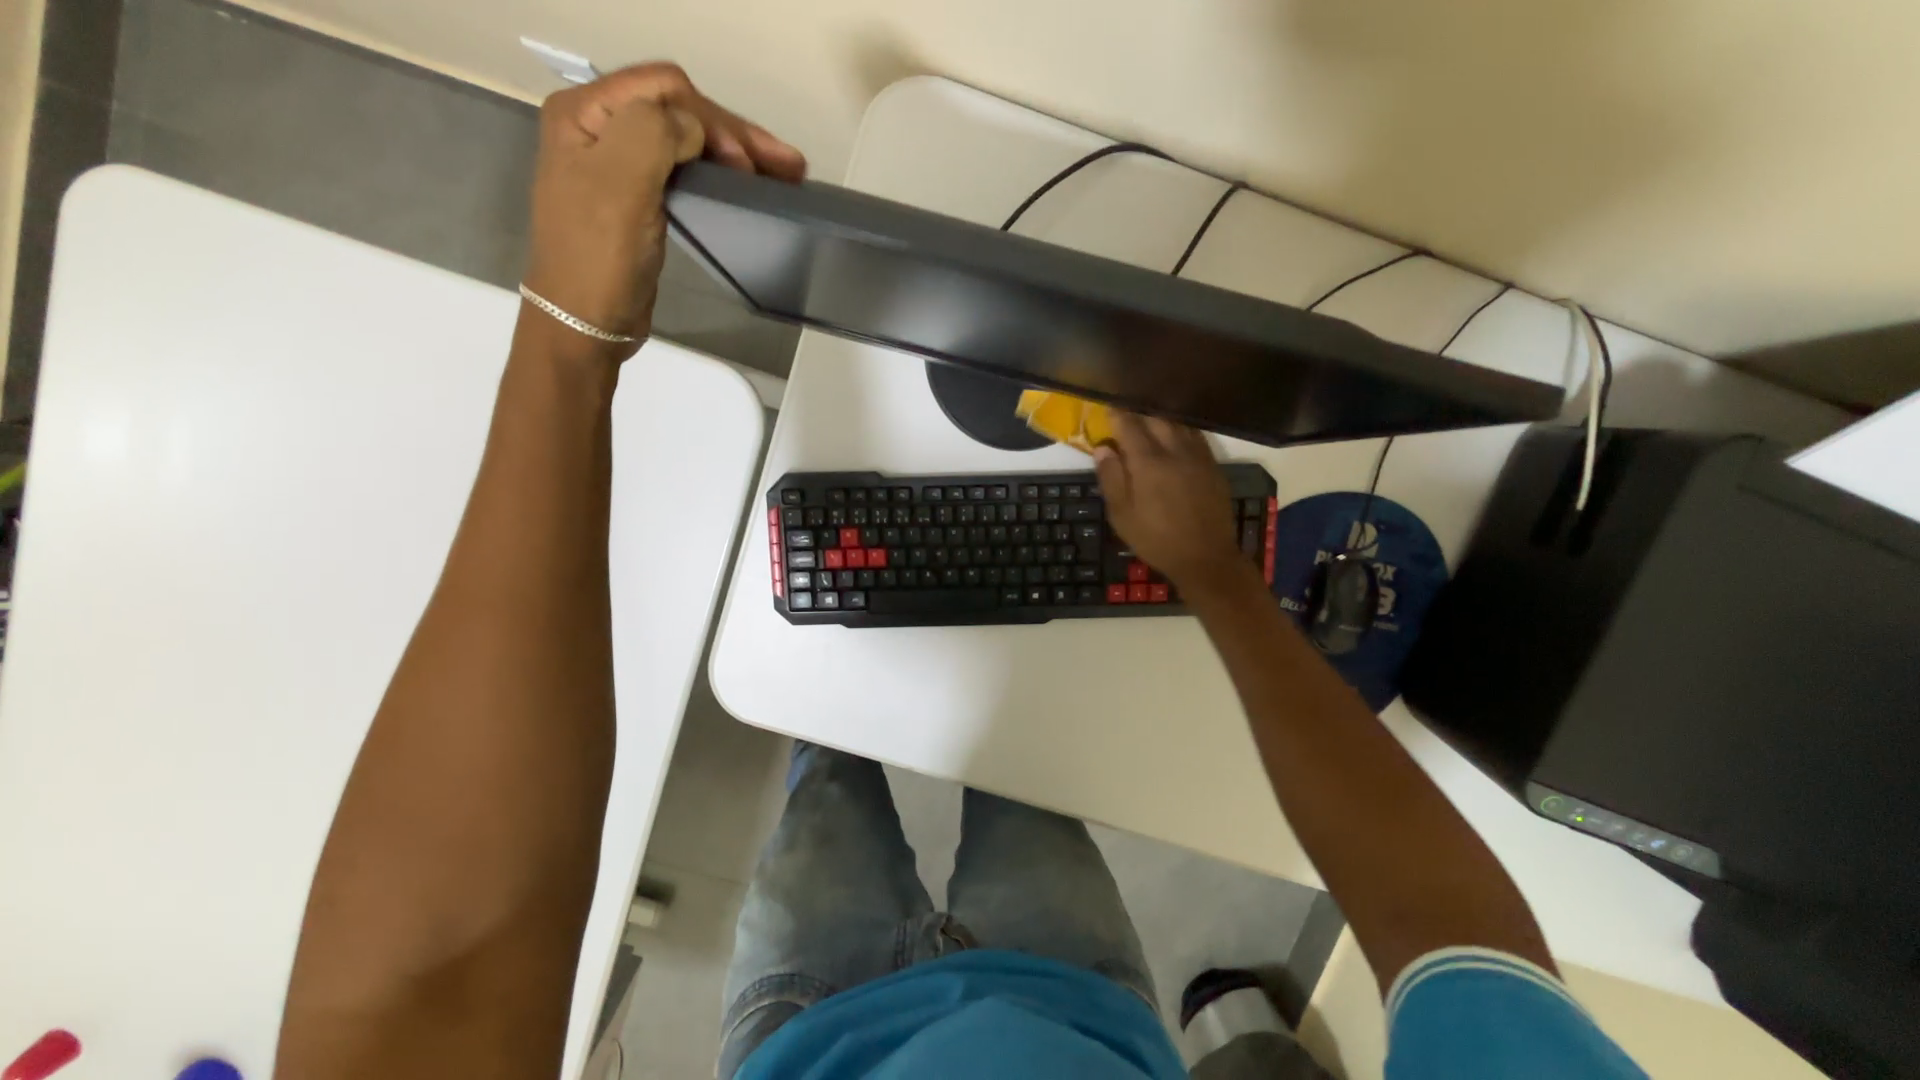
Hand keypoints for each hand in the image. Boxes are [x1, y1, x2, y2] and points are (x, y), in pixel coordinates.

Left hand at [523, 63, 804, 355]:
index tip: (746, 166)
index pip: (664, 88)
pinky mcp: (639, 193)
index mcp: (584, 113)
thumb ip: (656, 133)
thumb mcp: (621, 183)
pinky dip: (722, 172)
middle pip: (679, 110)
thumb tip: (694, 128)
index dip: (711, 119)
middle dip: (735, 134)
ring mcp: (619, 161)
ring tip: (788, 172)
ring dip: (738, 152)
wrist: (585, 323)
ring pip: (689, 138)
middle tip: (789, 165)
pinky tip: (753, 183)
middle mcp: (598, 127)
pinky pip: (688, 167)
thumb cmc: (599, 257)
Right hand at [1092, 412, 1245, 591]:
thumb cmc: (1156, 540)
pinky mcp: (1212, 464)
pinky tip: (1174, 434)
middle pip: (1156, 416)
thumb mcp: (1122, 515)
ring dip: (1161, 416)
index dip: (1116, 413)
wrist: (1206, 557)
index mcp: (1148, 462)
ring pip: (1177, 422)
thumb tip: (1102, 448)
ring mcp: (1198, 455)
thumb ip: (1111, 478)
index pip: (1129, 425)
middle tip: (1126, 411)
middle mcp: (1174, 450)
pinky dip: (1180, 428)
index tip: (1106, 407)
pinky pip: (1194, 435)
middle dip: (1139, 411)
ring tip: (1148, 417)